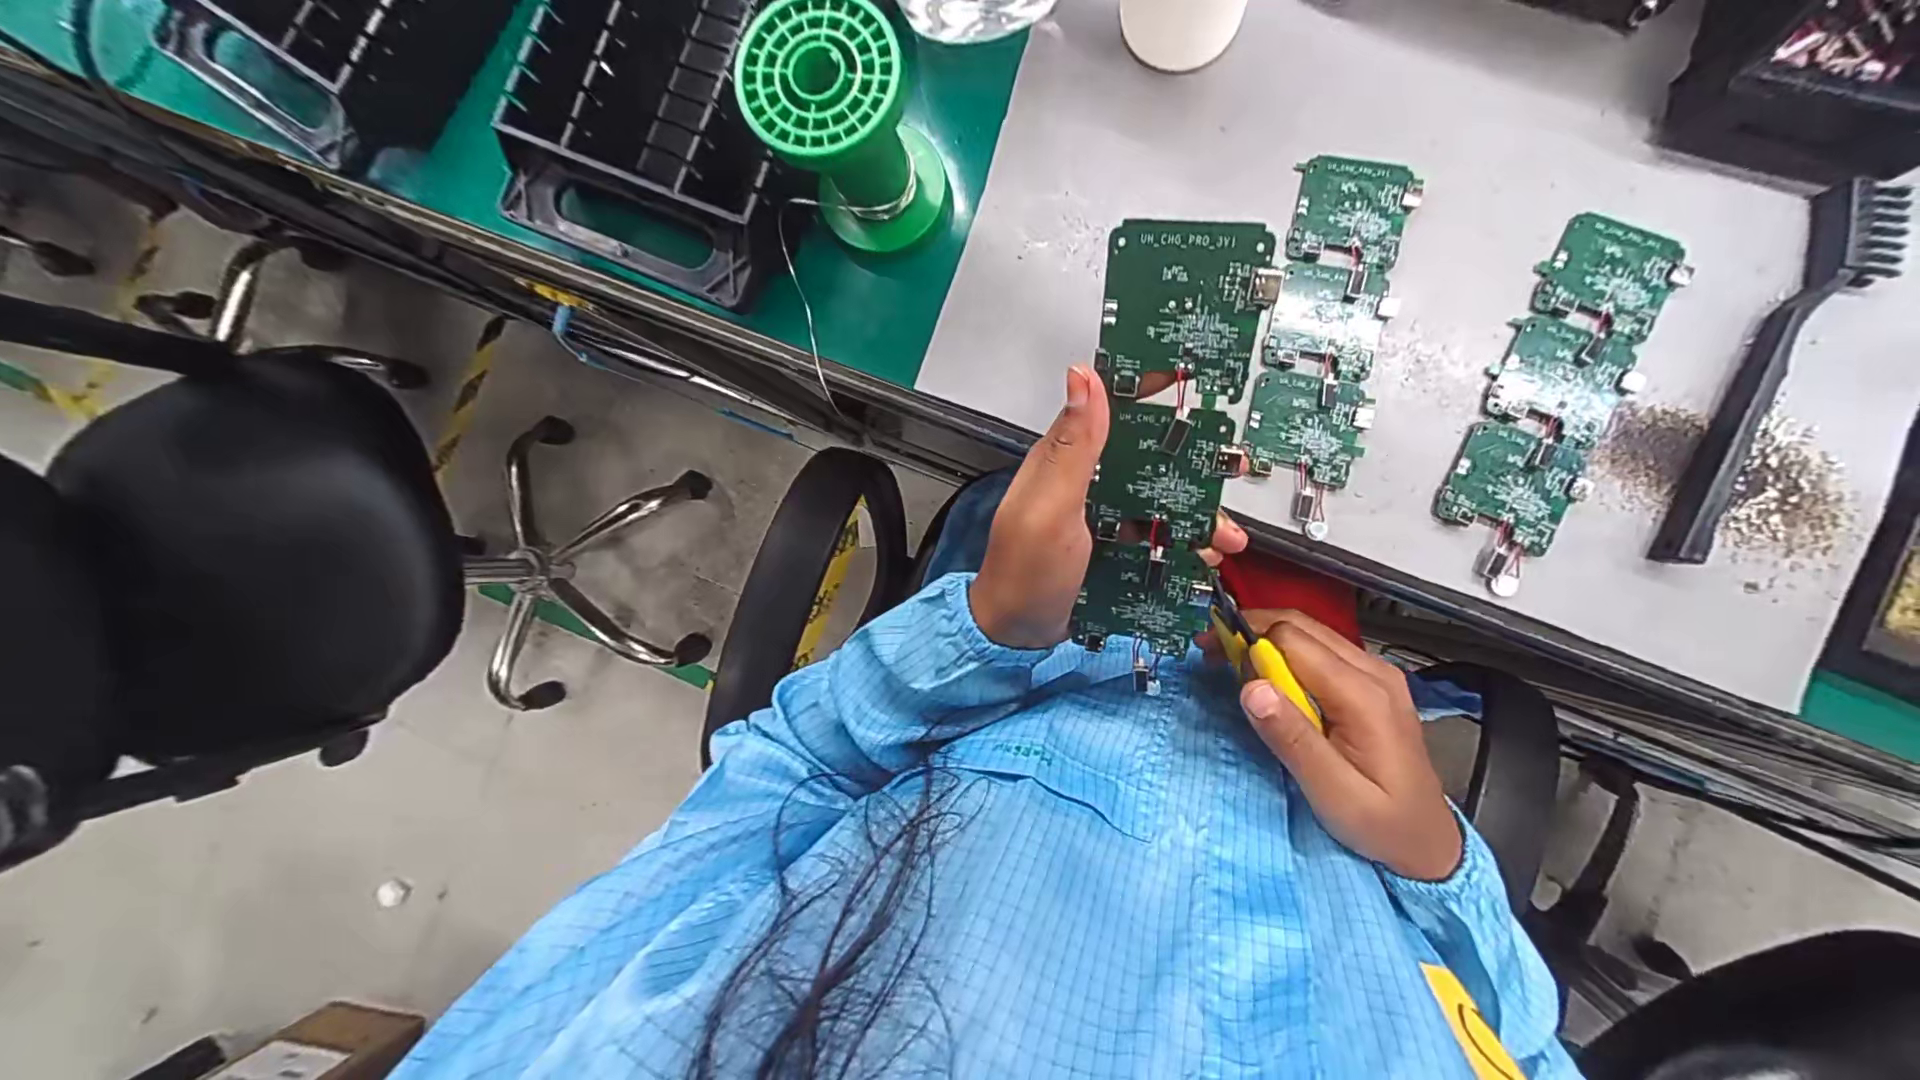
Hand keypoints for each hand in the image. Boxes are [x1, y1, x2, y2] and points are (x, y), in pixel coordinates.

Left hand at [969, 365, 1248, 647]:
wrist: (1018, 634)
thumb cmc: (1021, 574)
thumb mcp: (1048, 509)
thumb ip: (1071, 448)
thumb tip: (1082, 377)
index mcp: (1063, 460)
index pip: (1107, 406)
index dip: (1146, 386)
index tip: (1189, 373)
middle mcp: (1084, 481)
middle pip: (1145, 454)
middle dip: (1189, 461)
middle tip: (1224, 467)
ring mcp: (1100, 515)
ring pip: (1158, 496)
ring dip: (1194, 510)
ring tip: (1220, 533)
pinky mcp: (1112, 545)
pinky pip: (1155, 532)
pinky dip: (1181, 540)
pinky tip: (1199, 554)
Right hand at [1236, 610, 1463, 880]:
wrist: (1428, 842)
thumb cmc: (1382, 824)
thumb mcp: (1334, 794)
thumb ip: (1293, 741)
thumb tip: (1252, 690)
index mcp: (1365, 696)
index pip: (1292, 640)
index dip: (1248, 642)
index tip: (1213, 658)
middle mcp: (1373, 672)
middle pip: (1298, 625)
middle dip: (1247, 630)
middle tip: (1208, 649)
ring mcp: (1374, 672)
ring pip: (1307, 631)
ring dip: (1262, 637)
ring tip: (1225, 657)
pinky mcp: (1368, 680)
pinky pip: (1317, 647)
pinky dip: (1281, 650)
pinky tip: (1260, 670)